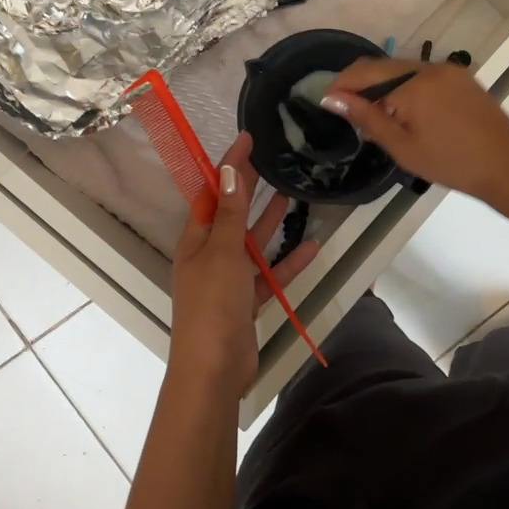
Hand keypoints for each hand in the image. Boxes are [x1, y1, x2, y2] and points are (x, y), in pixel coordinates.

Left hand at [170, 134, 318, 392]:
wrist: (213, 370)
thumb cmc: (213, 306)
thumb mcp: (223, 253)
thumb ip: (230, 213)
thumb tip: (229, 170)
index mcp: (196, 239)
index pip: (212, 192)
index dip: (229, 165)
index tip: (248, 138)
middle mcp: (209, 255)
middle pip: (232, 213)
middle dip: (249, 187)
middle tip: (273, 160)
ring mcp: (228, 279)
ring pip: (252, 242)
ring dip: (269, 220)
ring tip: (292, 193)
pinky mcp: (247, 301)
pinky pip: (269, 273)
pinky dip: (288, 260)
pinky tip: (312, 245)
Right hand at [321, 59, 508, 201]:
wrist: (507, 166)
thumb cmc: (451, 163)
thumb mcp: (402, 146)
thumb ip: (366, 118)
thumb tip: (331, 98)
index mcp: (413, 83)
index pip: (364, 72)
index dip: (341, 85)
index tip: (326, 102)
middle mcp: (431, 67)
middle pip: (384, 68)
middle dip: (362, 86)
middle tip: (350, 114)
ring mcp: (450, 70)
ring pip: (404, 71)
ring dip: (386, 88)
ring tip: (379, 120)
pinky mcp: (463, 79)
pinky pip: (425, 77)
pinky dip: (408, 90)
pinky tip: (408, 115)